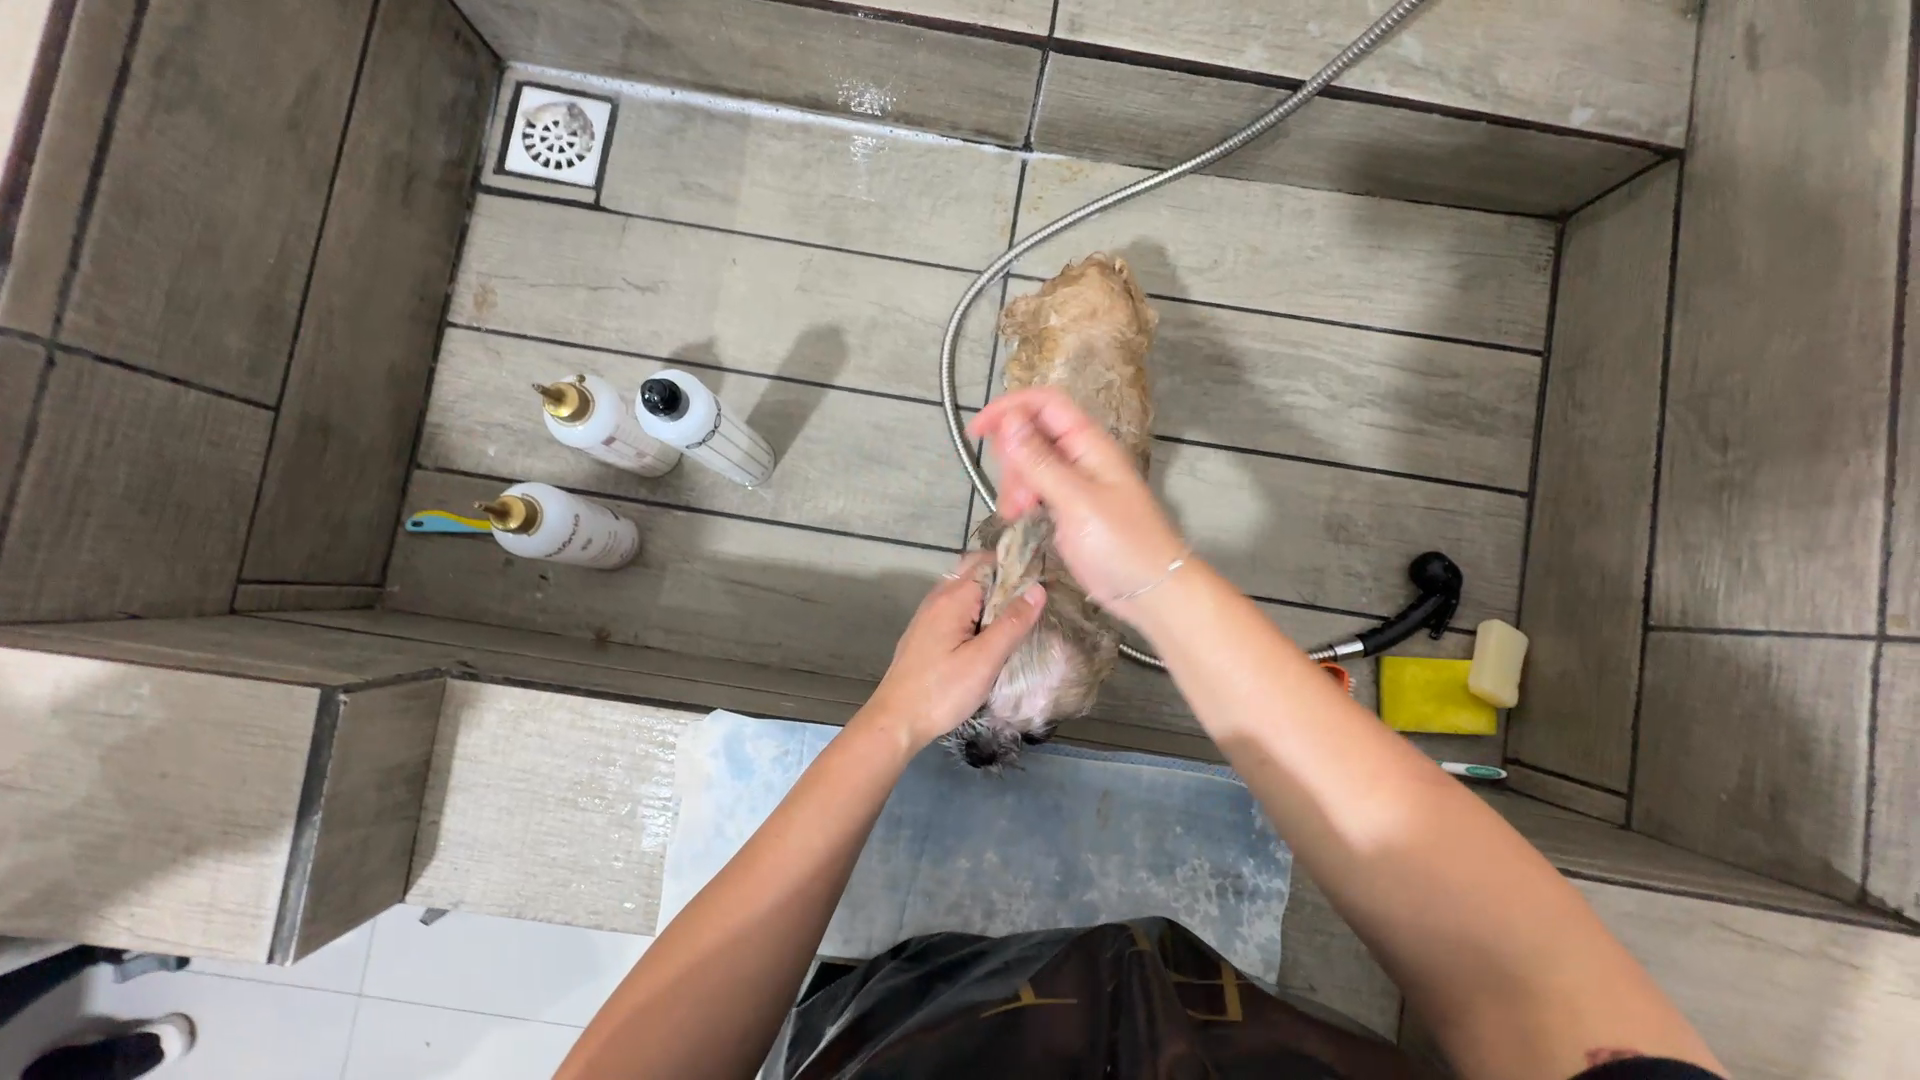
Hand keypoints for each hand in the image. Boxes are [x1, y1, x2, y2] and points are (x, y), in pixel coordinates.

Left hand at [863, 552, 1045, 747]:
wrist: (896, 720)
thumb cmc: (942, 692)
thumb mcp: (984, 660)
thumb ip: (1012, 623)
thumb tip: (1037, 589)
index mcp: (952, 598)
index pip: (989, 564)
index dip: (1016, 568)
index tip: (1043, 580)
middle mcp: (938, 598)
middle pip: (973, 570)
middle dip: (1003, 577)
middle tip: (1031, 598)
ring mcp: (928, 615)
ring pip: (964, 589)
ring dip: (989, 594)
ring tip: (1017, 613)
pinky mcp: (926, 633)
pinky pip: (955, 607)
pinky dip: (975, 609)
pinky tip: (988, 631)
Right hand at [968, 387, 1189, 622]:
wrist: (1151, 590)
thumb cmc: (1122, 545)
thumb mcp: (1077, 501)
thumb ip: (1040, 462)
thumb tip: (1009, 421)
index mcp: (1089, 444)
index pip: (1045, 403)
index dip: (1010, 408)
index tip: (978, 432)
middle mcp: (1081, 456)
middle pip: (1032, 433)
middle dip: (1011, 458)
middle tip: (1012, 494)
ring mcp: (1075, 482)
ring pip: (1030, 463)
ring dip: (1015, 483)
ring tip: (1016, 514)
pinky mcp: (1069, 507)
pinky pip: (1037, 489)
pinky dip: (1023, 499)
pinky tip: (1021, 519)